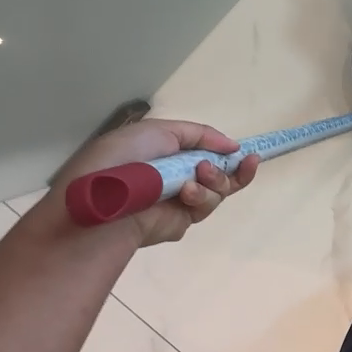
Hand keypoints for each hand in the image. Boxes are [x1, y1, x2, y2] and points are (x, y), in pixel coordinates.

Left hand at [43, 119, 259, 246]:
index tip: (247, 152)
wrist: (104, 199)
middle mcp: (179, 178)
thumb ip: (201, 134)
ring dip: (217, 179)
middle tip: (247, 161)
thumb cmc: (124, 159)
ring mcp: (181, 201)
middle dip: (236, 167)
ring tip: (200, 175)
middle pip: (223, 173)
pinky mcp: (182, 221)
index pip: (208, 153)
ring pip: (219, 189)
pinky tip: (188, 192)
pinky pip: (206, 205)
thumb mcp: (160, 130)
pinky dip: (203, 196)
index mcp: (170, 155)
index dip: (229, 152)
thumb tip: (234, 147)